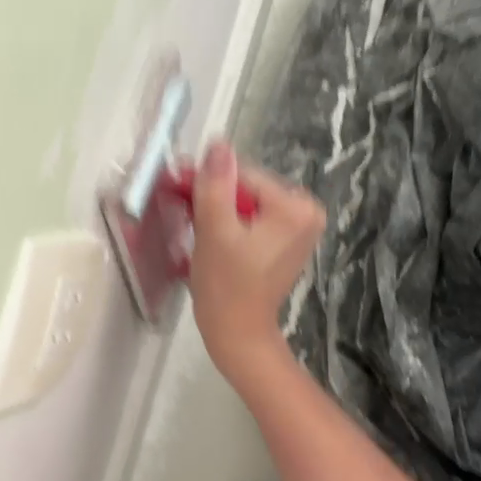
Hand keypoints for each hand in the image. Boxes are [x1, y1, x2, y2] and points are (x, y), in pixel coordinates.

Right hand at [188, 142, 326, 376]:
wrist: (237, 334)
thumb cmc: (225, 287)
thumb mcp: (214, 232)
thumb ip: (215, 186)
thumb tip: (218, 145)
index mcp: (296, 207)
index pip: (243, 176)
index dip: (206, 181)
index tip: (174, 185)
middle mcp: (306, 213)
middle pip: (246, 189)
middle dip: (212, 197)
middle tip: (179, 207)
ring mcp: (298, 229)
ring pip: (246, 204)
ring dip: (216, 210)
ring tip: (191, 226)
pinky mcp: (285, 243)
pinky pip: (252, 221)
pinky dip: (229, 224)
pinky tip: (207, 236)